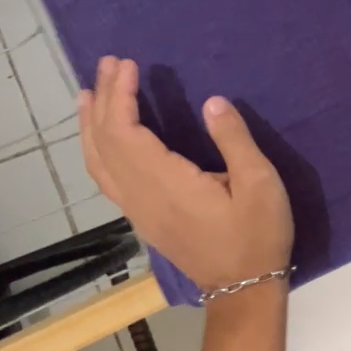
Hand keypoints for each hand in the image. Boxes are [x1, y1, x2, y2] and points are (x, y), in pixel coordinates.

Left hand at [79, 56, 293, 291]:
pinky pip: (106, 176)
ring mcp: (138, 208)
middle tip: (110, 63)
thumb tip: (212, 101)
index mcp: (166, 182)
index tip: (128, 64)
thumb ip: (234, 140)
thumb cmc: (257, 233)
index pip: (125, 132)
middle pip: (105, 142)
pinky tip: (105, 137)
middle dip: (104, 100)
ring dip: (92, 124)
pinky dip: (98, 148)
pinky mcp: (144, 216)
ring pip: (98, 162)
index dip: (121, 96)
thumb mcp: (259, 183)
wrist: (243, 287)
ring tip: (91, 93)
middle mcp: (141, 195)